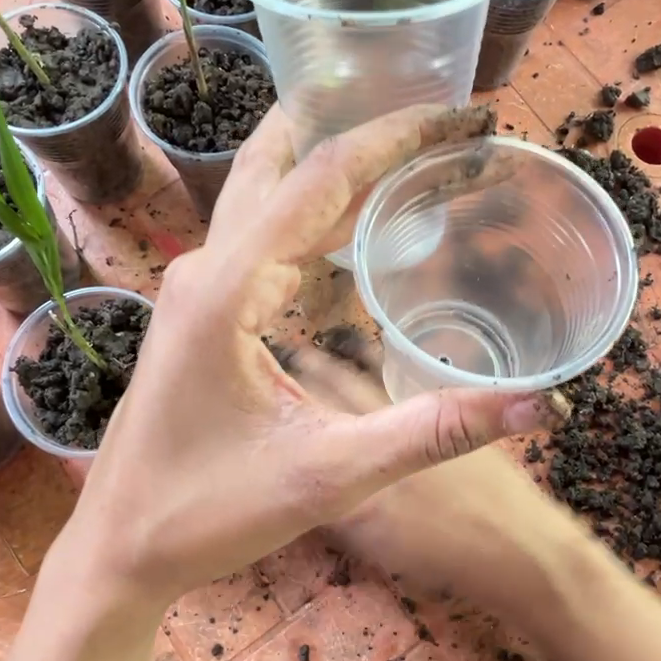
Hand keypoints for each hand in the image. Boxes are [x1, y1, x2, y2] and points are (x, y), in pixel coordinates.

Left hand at [44, 105, 569, 605]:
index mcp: (228, 289)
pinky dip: (318, 219)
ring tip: (413, 152)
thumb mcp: (329, 476)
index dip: (399, 135)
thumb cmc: (207, 514)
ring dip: (338, 169)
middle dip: (360, 126)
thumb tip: (540, 405)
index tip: (464, 114)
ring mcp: (198, 289)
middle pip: (284, 162)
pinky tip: (360, 228)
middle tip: (436, 112)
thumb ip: (434, 434)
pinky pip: (265, 240)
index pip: (322, 177)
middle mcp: (205, 270)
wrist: (120, 548)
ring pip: (270, 196)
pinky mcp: (202, 313)